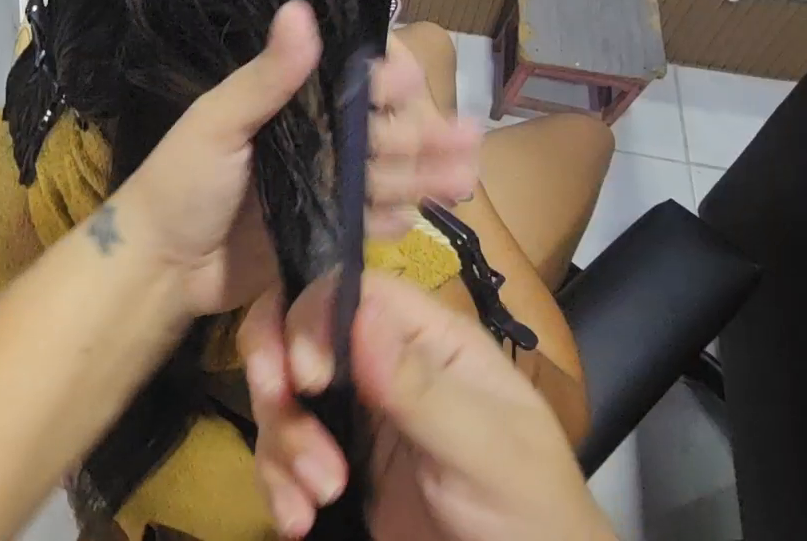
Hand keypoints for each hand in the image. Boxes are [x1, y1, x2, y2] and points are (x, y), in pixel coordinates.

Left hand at [115, 3, 480, 318]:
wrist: (161, 266)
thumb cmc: (180, 183)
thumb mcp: (218, 123)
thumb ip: (266, 77)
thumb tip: (300, 8)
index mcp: (286, 103)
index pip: (348, 78)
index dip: (384, 77)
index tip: (408, 84)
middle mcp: (311, 139)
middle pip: (380, 127)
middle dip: (423, 130)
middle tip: (467, 138)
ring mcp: (320, 188)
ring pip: (385, 174)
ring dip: (426, 172)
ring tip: (466, 175)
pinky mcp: (323, 233)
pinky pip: (369, 223)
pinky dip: (394, 219)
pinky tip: (420, 216)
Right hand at [239, 274, 613, 540]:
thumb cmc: (531, 517)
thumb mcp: (488, 454)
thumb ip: (423, 388)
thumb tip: (362, 313)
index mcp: (426, 338)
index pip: (351, 289)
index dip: (313, 315)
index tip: (306, 374)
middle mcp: (379, 362)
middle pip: (295, 328)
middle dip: (274, 370)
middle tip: (278, 410)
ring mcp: (352, 413)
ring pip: (279, 390)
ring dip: (280, 438)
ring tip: (315, 496)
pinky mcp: (331, 462)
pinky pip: (277, 449)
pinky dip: (275, 479)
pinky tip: (297, 519)